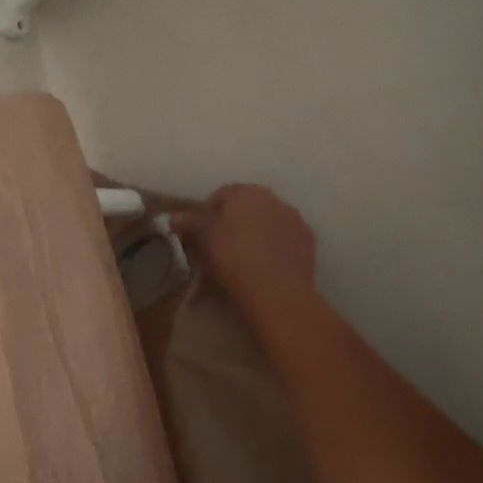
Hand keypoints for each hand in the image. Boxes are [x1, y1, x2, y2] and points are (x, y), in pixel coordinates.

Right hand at [171, 184, 317, 302]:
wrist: (276, 290)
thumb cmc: (232, 256)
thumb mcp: (203, 239)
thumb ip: (189, 223)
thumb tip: (173, 217)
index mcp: (246, 192)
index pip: (221, 195)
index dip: (206, 213)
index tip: (199, 234)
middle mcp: (273, 199)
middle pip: (247, 207)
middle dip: (234, 222)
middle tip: (220, 246)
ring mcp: (295, 220)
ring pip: (268, 223)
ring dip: (257, 234)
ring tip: (244, 259)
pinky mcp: (309, 244)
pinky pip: (284, 241)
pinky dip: (274, 248)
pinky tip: (265, 267)